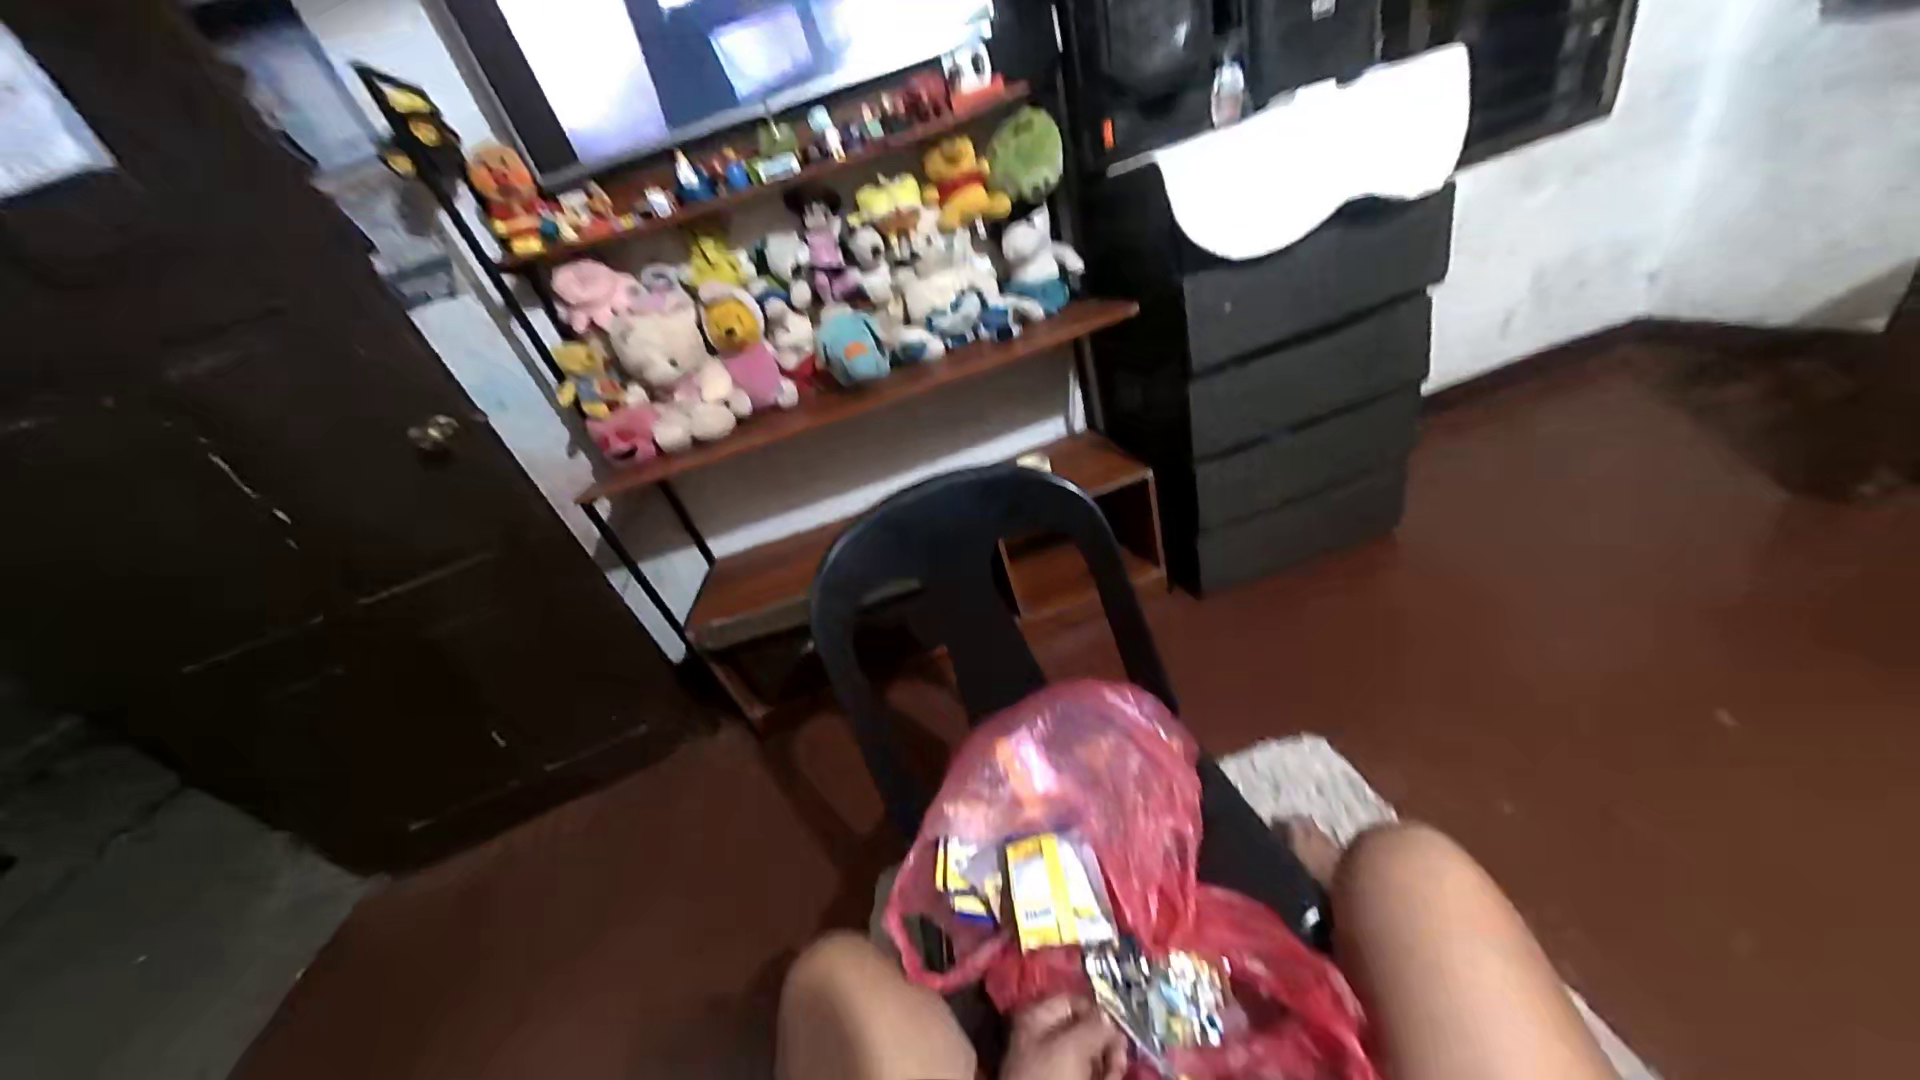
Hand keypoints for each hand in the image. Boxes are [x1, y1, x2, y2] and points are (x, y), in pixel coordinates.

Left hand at [1000, 996, 1127, 1079]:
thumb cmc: (1048, 1078)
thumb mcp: (1073, 1046)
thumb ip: (1094, 1026)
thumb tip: (1109, 1019)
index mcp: (1036, 1017)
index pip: (1073, 1002)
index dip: (1098, 1013)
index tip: (1119, 1031)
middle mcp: (1041, 1037)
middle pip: (1083, 1032)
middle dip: (1105, 1045)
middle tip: (1119, 1060)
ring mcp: (1049, 1066)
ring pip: (1087, 1058)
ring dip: (1106, 1066)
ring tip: (1114, 1074)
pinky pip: (1084, 1076)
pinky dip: (1100, 1078)